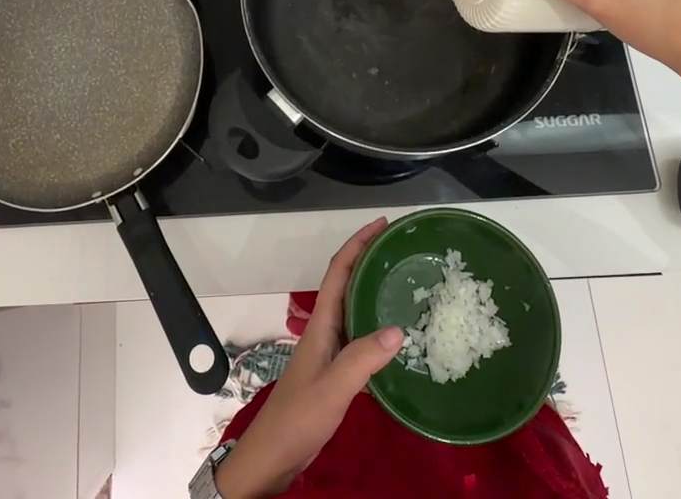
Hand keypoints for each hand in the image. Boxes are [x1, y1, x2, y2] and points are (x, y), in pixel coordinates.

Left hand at [215, 218, 402, 498]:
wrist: (274, 455)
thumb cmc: (299, 417)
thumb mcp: (333, 388)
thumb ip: (362, 360)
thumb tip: (399, 328)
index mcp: (321, 324)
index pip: (339, 271)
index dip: (357, 244)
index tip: (382, 224)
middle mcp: (326, 329)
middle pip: (347, 283)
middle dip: (370, 260)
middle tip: (403, 248)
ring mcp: (330, 350)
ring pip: (355, 309)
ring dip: (375, 290)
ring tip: (406, 282)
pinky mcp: (336, 371)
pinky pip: (361, 337)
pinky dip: (378, 326)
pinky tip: (399, 337)